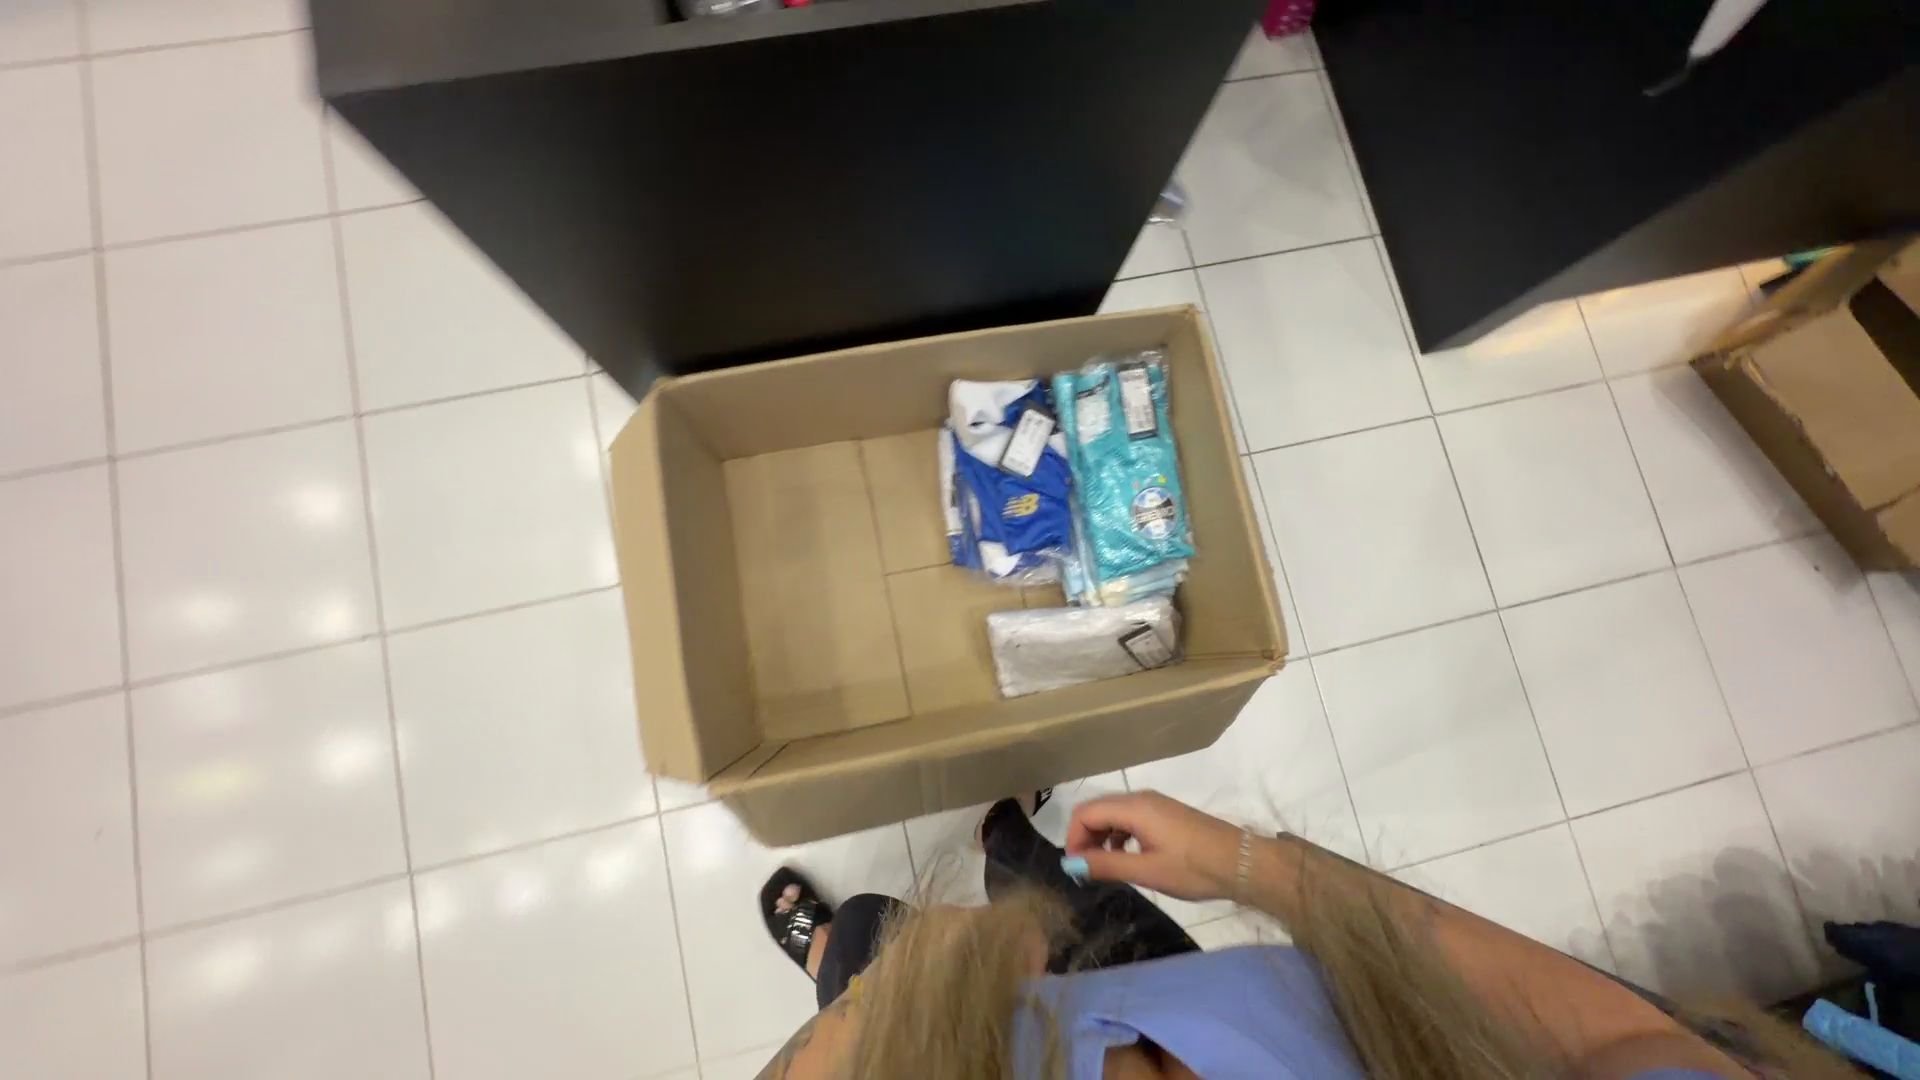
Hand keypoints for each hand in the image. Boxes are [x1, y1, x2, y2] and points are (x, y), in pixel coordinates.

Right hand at [1065, 791, 1242, 901]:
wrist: (1242, 863)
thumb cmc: (1193, 869)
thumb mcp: (1147, 871)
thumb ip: (1106, 864)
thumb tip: (1071, 865)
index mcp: (1133, 807)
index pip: (1085, 812)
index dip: (1073, 838)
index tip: (1076, 868)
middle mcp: (1140, 798)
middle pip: (1097, 810)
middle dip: (1084, 837)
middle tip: (1086, 870)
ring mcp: (1154, 804)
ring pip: (1113, 814)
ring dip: (1101, 837)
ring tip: (1104, 867)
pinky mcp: (1164, 814)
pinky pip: (1129, 818)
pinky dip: (1118, 835)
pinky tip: (1126, 857)